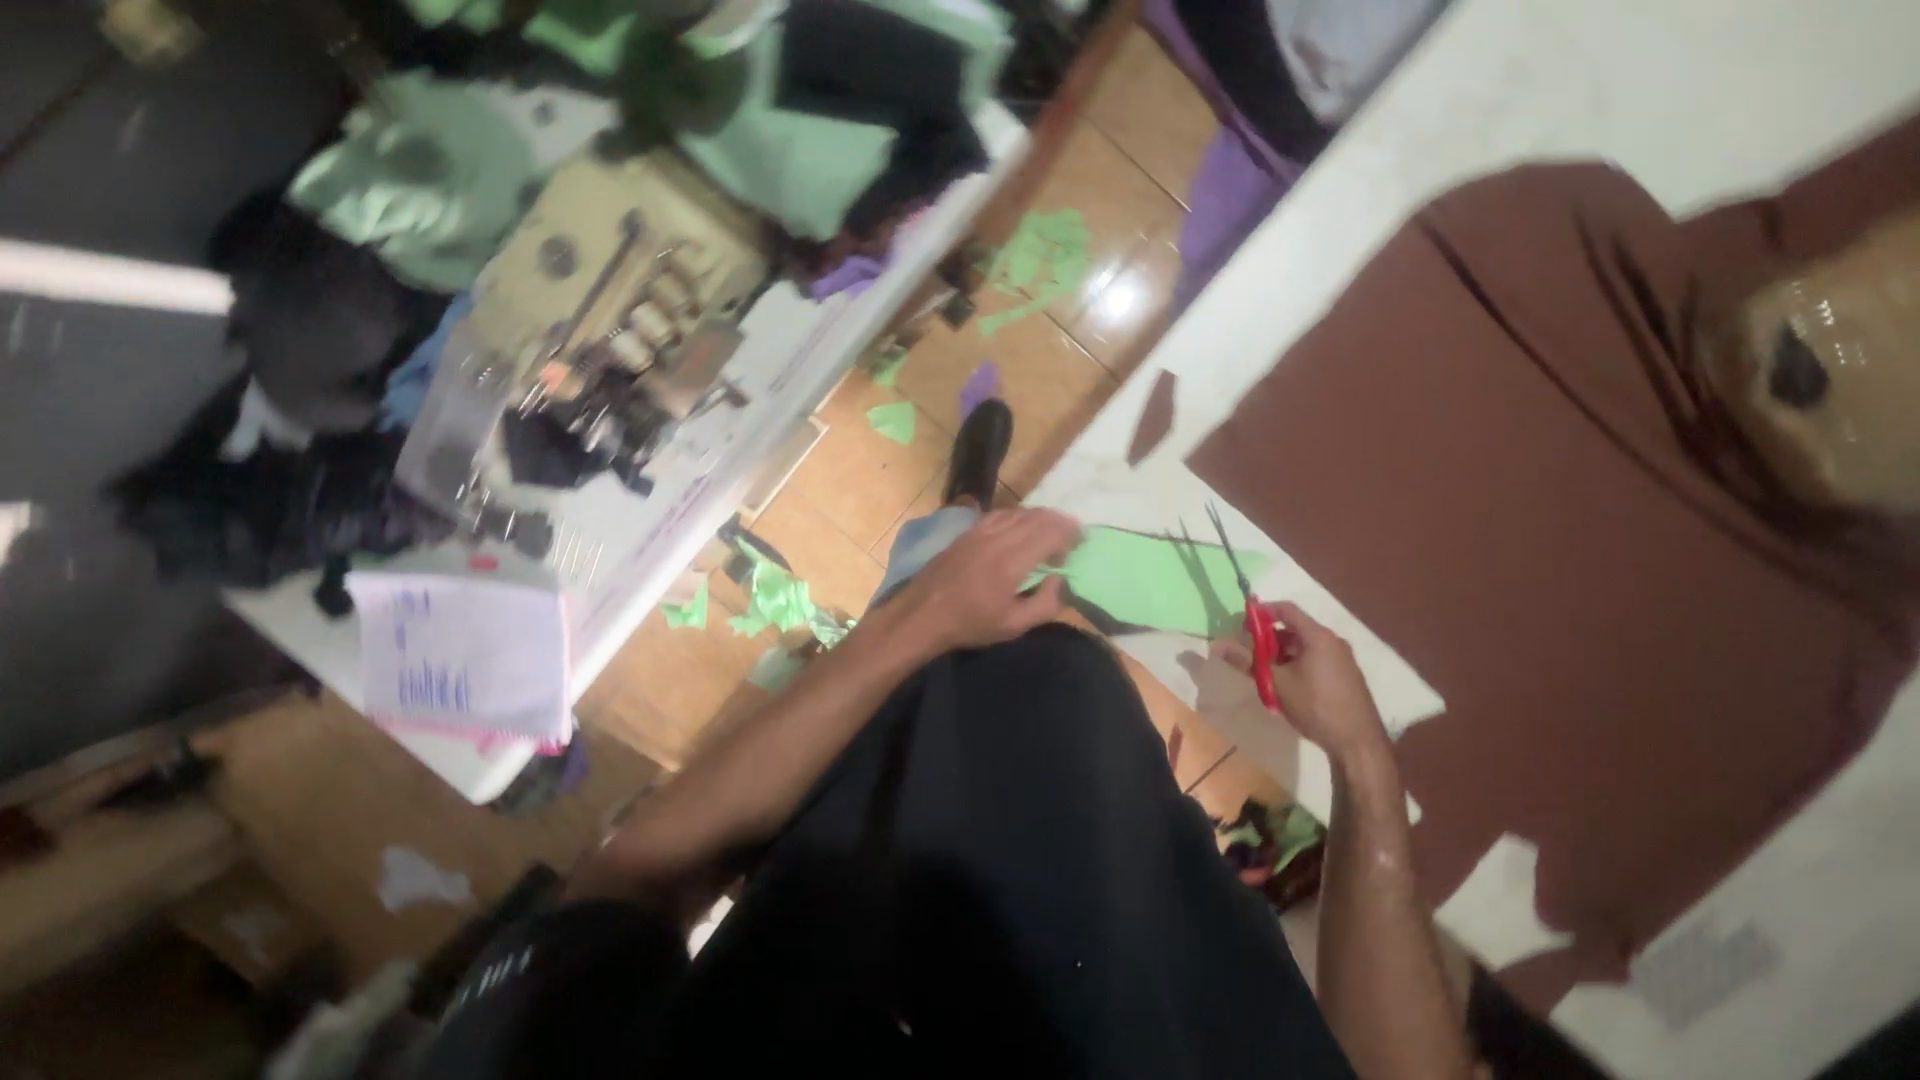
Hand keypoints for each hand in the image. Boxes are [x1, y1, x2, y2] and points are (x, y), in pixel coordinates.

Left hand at [894, 508, 1081, 650]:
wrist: (923, 614)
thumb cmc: (970, 624)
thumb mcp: (1014, 625)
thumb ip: (1046, 603)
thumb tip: (1061, 581)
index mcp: (1012, 560)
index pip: (1051, 532)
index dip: (1070, 533)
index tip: (1080, 543)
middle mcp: (998, 537)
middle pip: (1037, 517)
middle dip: (1059, 524)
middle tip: (1070, 539)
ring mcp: (980, 531)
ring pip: (1018, 512)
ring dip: (1039, 519)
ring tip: (1048, 535)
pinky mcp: (967, 532)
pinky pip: (1000, 514)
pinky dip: (1018, 518)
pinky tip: (1019, 531)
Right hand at [1214, 601, 1389, 765]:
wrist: (1357, 742)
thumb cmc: (1315, 706)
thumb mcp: (1276, 683)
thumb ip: (1246, 660)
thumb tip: (1217, 645)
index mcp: (1318, 636)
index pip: (1286, 609)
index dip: (1262, 611)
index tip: (1242, 624)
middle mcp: (1333, 641)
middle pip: (1295, 628)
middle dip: (1269, 637)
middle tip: (1250, 653)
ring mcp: (1342, 658)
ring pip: (1305, 645)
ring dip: (1282, 653)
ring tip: (1266, 673)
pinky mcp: (1346, 675)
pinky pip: (1316, 658)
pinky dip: (1297, 663)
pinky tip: (1288, 685)